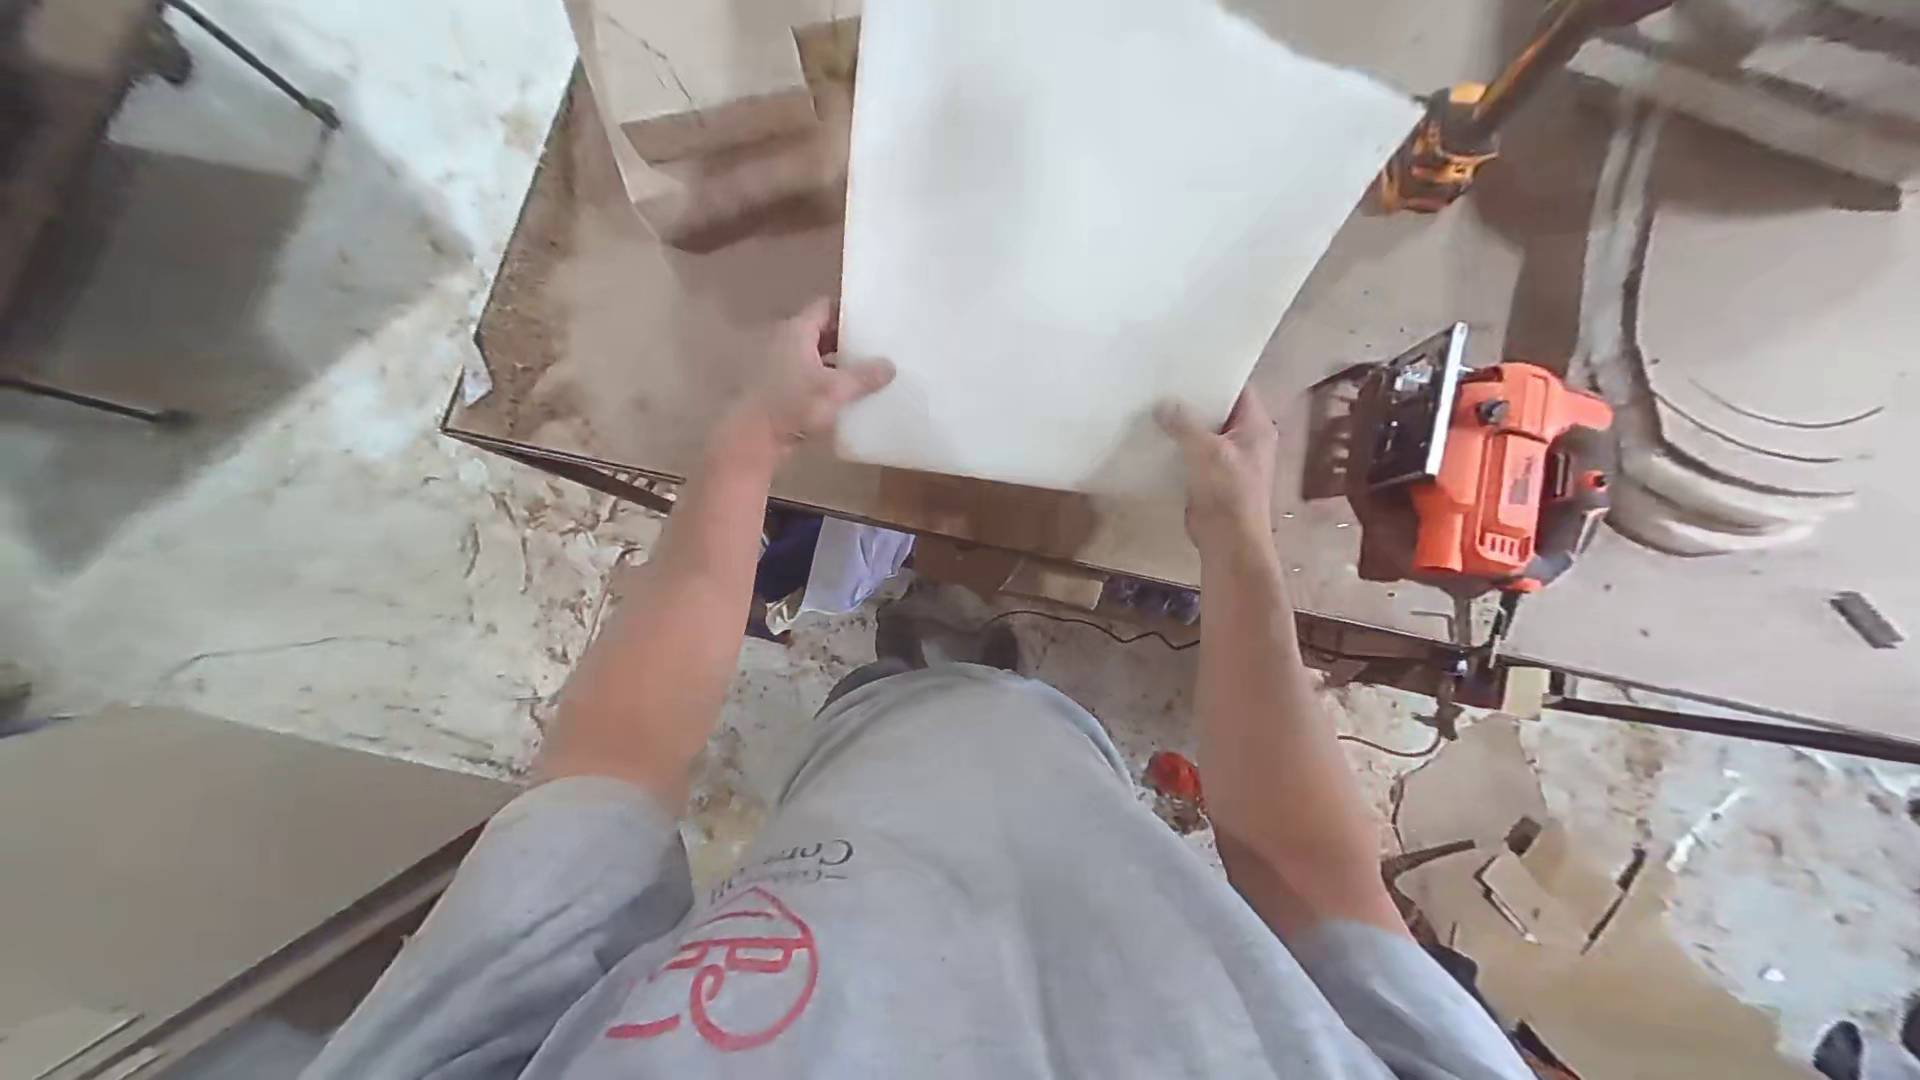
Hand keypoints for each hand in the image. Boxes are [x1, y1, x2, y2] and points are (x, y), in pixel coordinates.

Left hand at [734, 299, 894, 458]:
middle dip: (848, 341)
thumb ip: (864, 377)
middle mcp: (788, 343)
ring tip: (868, 373)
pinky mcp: (783, 389)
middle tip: (876, 349)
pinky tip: (849, 394)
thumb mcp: (835, 390)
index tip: (872, 323)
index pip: (825, 308)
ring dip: (839, 364)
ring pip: (818, 357)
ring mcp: (783, 366)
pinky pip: (812, 377)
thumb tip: (890, 366)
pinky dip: (829, 381)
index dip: (848, 312)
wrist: (755, 438)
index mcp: (797, 331)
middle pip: (823, 333)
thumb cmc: (793, 404)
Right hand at [1156, 388, 1279, 553]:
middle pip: (1218, 411)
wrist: (1228, 539)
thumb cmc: (1227, 491)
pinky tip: (1153, 439)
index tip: (1187, 365)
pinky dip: (1176, 447)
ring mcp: (1227, 459)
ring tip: (1152, 407)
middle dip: (1192, 400)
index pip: (1238, 389)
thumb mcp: (1206, 450)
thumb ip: (1184, 424)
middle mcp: (1244, 439)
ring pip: (1202, 434)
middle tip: (1162, 384)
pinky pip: (1191, 455)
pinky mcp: (1209, 477)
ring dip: (1181, 425)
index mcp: (1256, 426)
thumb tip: (1163, 403)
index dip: (1215, 376)